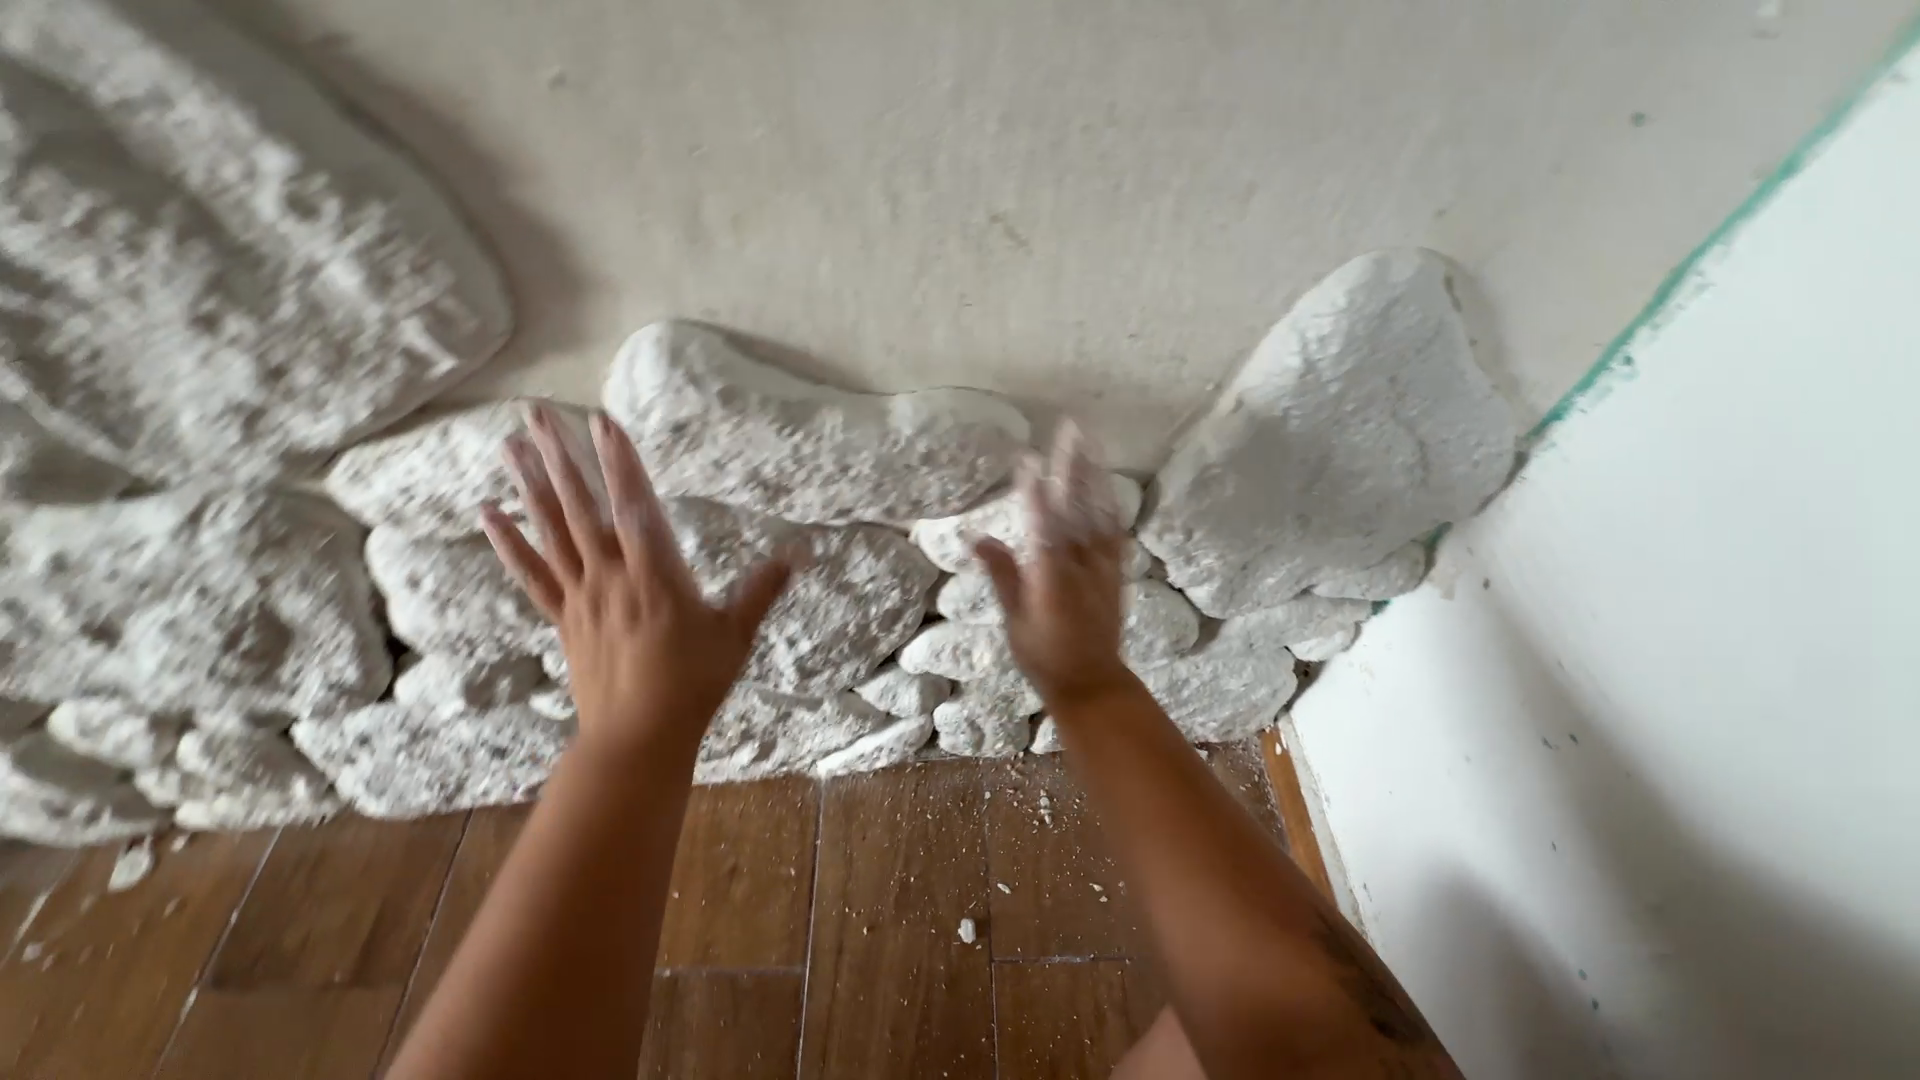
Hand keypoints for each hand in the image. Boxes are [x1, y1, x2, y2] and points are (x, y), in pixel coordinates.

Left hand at [479, 403, 792, 755]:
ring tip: (509, 445)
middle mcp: (611, 577)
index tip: (602, 421)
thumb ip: (762, 589)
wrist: (637, 737)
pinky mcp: (563, 618)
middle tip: (535, 413)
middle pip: (581, 507)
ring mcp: (581, 597)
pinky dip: (509, 543)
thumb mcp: (736, 635)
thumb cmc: (693, 684)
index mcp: (656, 576)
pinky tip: (489, 514)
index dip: (621, 462)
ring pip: (552, 532)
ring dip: (530, 486)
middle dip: (561, 456)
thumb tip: (801, 551)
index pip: (636, 506)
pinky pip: (532, 574)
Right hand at [973, 421, 1134, 707]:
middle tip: (1070, 429)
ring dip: (1093, 475)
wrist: (1092, 681)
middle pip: (1075, 507)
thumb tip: (977, 537)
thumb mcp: (1014, 619)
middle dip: (1072, 466)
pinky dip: (1109, 503)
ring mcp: (1102, 566)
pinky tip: (1106, 484)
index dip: (1034, 490)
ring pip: (1098, 512)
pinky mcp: (1116, 572)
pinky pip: (1114, 530)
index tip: (1028, 459)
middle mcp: (1080, 565)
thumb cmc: (1044, 655)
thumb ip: (1002, 573)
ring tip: (1090, 441)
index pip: (1041, 524)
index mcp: (1050, 577)